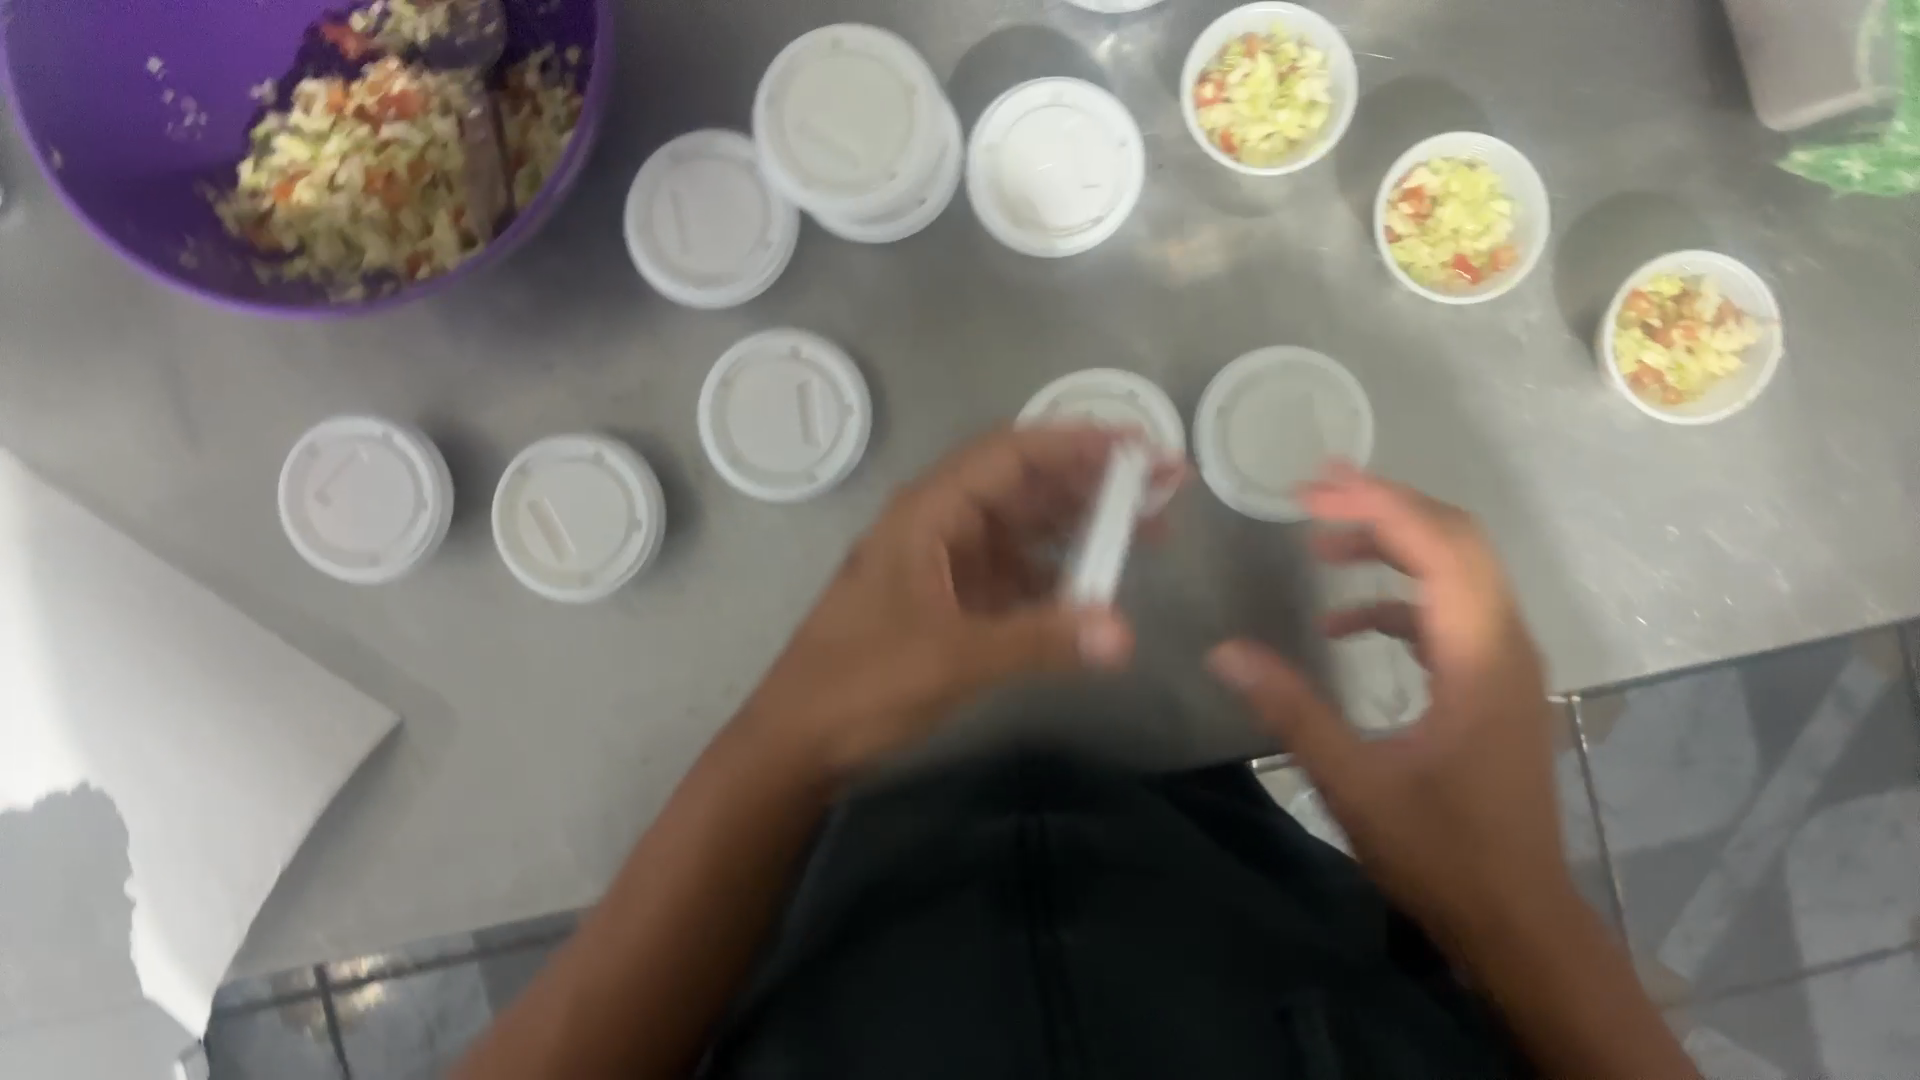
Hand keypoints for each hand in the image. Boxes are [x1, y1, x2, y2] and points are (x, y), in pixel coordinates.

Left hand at [742, 426, 1176, 779]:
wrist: (797, 738)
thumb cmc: (861, 684)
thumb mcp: (952, 658)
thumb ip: (1039, 641)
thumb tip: (1125, 633)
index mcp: (929, 512)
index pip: (1013, 454)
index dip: (1079, 442)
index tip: (1141, 447)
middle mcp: (938, 525)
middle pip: (1025, 485)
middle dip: (1093, 482)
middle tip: (1164, 488)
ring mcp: (943, 564)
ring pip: (1022, 529)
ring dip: (1079, 527)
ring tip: (1146, 533)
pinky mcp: (948, 601)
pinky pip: (1013, 574)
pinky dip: (1054, 577)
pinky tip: (1093, 590)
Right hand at [1207, 464, 1574, 946]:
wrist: (1518, 918)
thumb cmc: (1441, 851)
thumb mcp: (1353, 781)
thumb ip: (1290, 709)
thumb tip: (1223, 652)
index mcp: (1480, 657)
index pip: (1440, 548)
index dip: (1378, 506)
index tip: (1312, 489)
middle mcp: (1504, 645)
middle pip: (1456, 542)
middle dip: (1383, 508)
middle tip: (1311, 496)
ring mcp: (1503, 664)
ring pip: (1456, 572)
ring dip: (1390, 547)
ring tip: (1320, 545)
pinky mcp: (1490, 685)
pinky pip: (1447, 614)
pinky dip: (1395, 600)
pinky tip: (1344, 626)